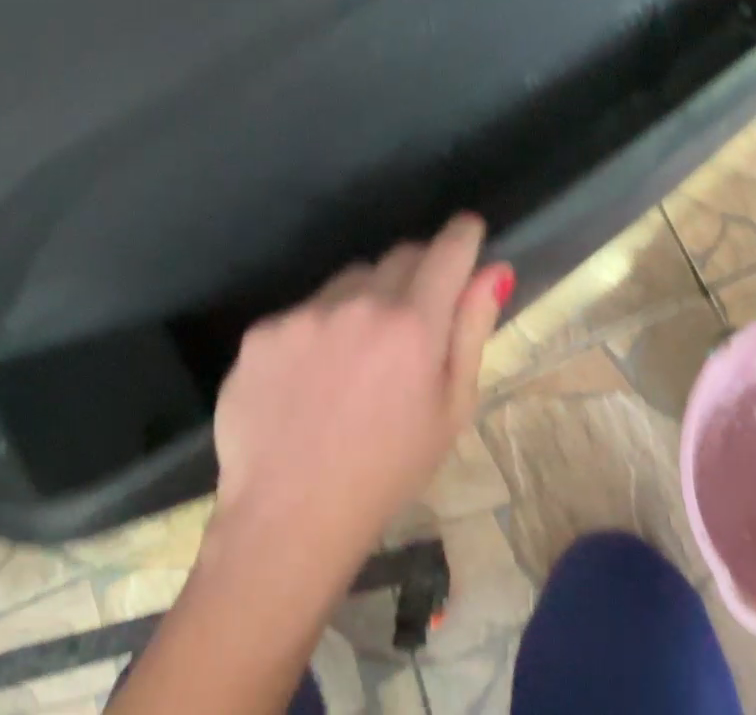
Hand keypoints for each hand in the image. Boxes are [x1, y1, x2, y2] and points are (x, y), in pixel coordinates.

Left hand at [208, 214, 513, 562]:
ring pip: (349, 281)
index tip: (468, 236)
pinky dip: (318, 330)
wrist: (290, 518)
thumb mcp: (452, 409)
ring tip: (357, 358)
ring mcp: (303, 316)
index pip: (448, 249)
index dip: (463, 236)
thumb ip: (472, 331)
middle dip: (418, 273)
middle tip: (414, 321)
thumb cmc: (389, 470)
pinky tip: (312, 379)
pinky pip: (304, 312)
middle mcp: (358, 304)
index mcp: (413, 325)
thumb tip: (493, 271)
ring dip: (365, 300)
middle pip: (400, 256)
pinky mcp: (261, 334)